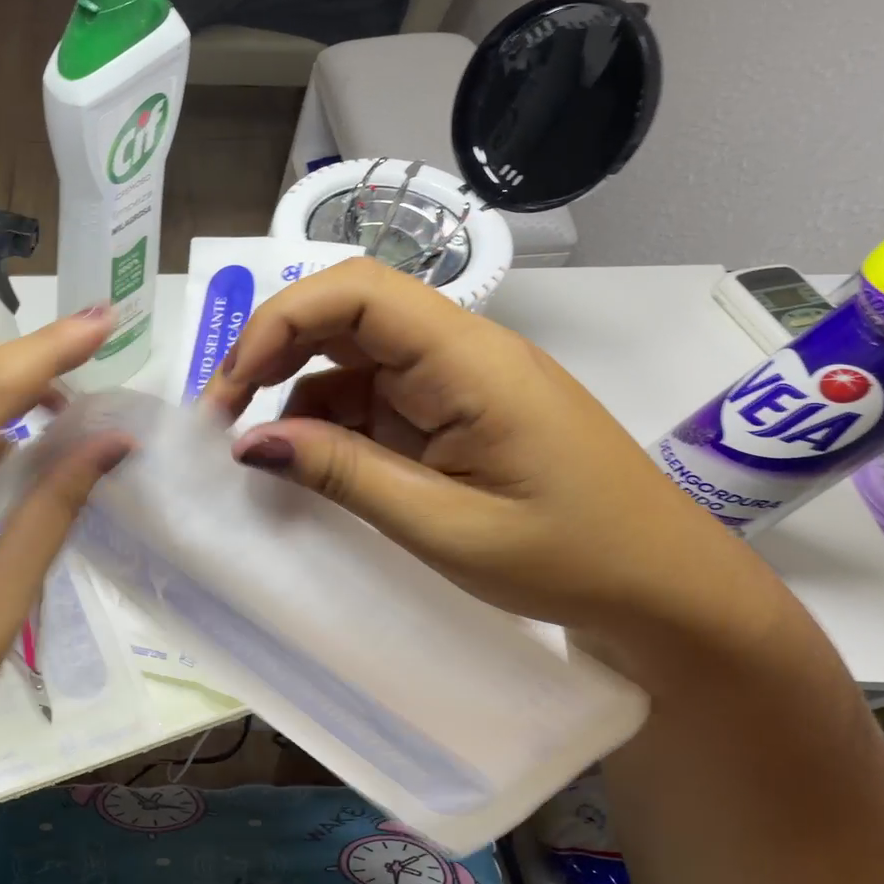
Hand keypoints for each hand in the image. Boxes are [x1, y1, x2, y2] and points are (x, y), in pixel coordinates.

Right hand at [198, 257, 770, 634]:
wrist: (662, 592)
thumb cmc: (569, 559)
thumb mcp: (441, 524)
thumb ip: (340, 474)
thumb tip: (246, 444)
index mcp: (469, 360)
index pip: (357, 291)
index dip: (278, 322)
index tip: (231, 391)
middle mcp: (458, 351)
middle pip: (344, 311)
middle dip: (270, 352)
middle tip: (221, 417)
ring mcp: (453, 380)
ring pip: (349, 356)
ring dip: (292, 394)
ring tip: (254, 454)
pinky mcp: (449, 410)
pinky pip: (368, 398)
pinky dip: (325, 426)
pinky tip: (305, 467)